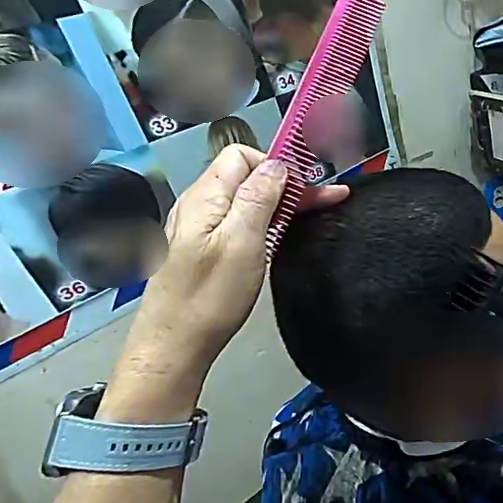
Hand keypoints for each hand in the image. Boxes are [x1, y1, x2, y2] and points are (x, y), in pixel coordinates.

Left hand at [119, 147, 345, 386]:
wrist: (174, 347)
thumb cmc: (209, 298)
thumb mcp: (242, 243)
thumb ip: (259, 198)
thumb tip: (278, 164)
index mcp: (205, 198)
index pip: (243, 155)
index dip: (278, 165)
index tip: (308, 188)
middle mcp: (198, 205)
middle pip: (247, 175)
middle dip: (288, 182)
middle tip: (328, 198)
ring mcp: (199, 227)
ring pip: (245, 198)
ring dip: (280, 201)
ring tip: (310, 213)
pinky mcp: (204, 247)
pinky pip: (239, 219)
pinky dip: (265, 219)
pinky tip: (280, 233)